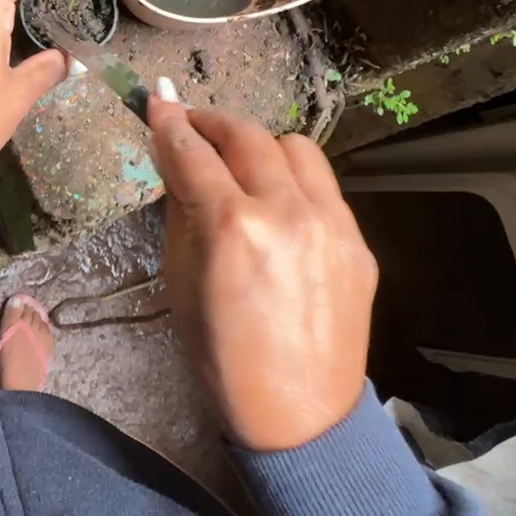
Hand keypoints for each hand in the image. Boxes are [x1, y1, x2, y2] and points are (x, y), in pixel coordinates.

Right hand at [149, 94, 377, 451]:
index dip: (169, 122)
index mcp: (232, 227)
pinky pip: (322, 186)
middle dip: (212, 121)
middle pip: (247, 135)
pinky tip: (275, 202)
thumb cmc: (219, 354)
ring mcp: (332, 224)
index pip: (192, 153)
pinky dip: (290, 178)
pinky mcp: (358, 241)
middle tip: (191, 125)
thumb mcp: (179, 279)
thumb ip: (181, 212)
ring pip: (295, 147)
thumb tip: (179, 165)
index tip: (157, 100)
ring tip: (238, 161)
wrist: (298, 414)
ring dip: (258, 144)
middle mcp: (287, 212)